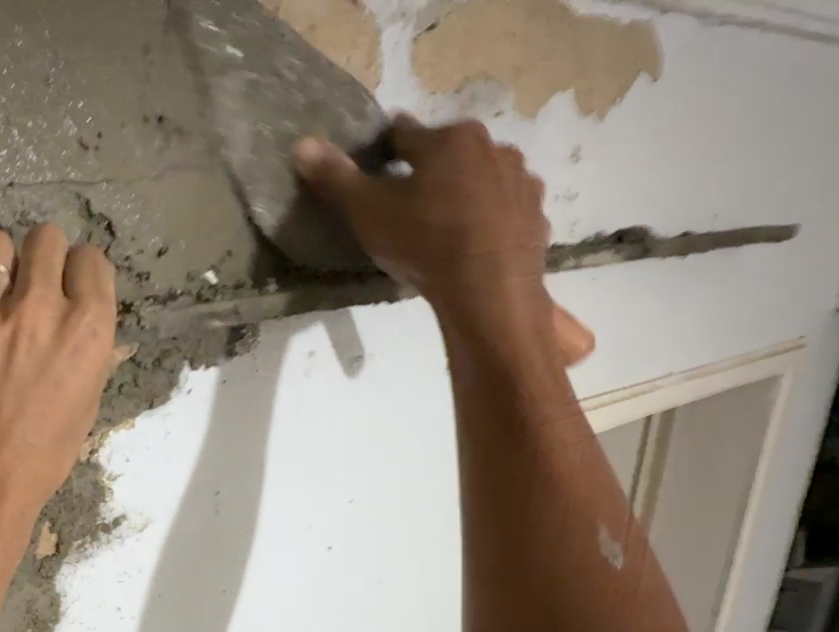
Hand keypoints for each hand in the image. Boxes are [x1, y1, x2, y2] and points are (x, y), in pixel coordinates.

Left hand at [0, 225, 117, 546]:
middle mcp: (36, 310)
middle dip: (40, 257)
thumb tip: (81, 314)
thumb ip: (87, 347)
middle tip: (27, 285)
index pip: (90, 259)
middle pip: (43, 238)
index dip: (78, 272)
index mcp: (86, 331)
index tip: (67, 287)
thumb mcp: (87, 403)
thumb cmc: (40, 458)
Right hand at [293, 118, 560, 349]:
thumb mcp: (367, 211)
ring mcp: (520, 181)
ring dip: (460, 195)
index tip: (372, 172)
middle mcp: (493, 147)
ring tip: (438, 229)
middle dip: (427, 173)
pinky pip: (503, 210)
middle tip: (403, 208)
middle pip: (447, 155)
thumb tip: (301, 144)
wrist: (488, 290)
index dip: (383, 153)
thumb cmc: (423, 241)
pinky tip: (469, 247)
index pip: (404, 135)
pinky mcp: (536, 214)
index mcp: (449, 139)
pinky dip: (486, 221)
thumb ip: (335, 177)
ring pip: (479, 180)